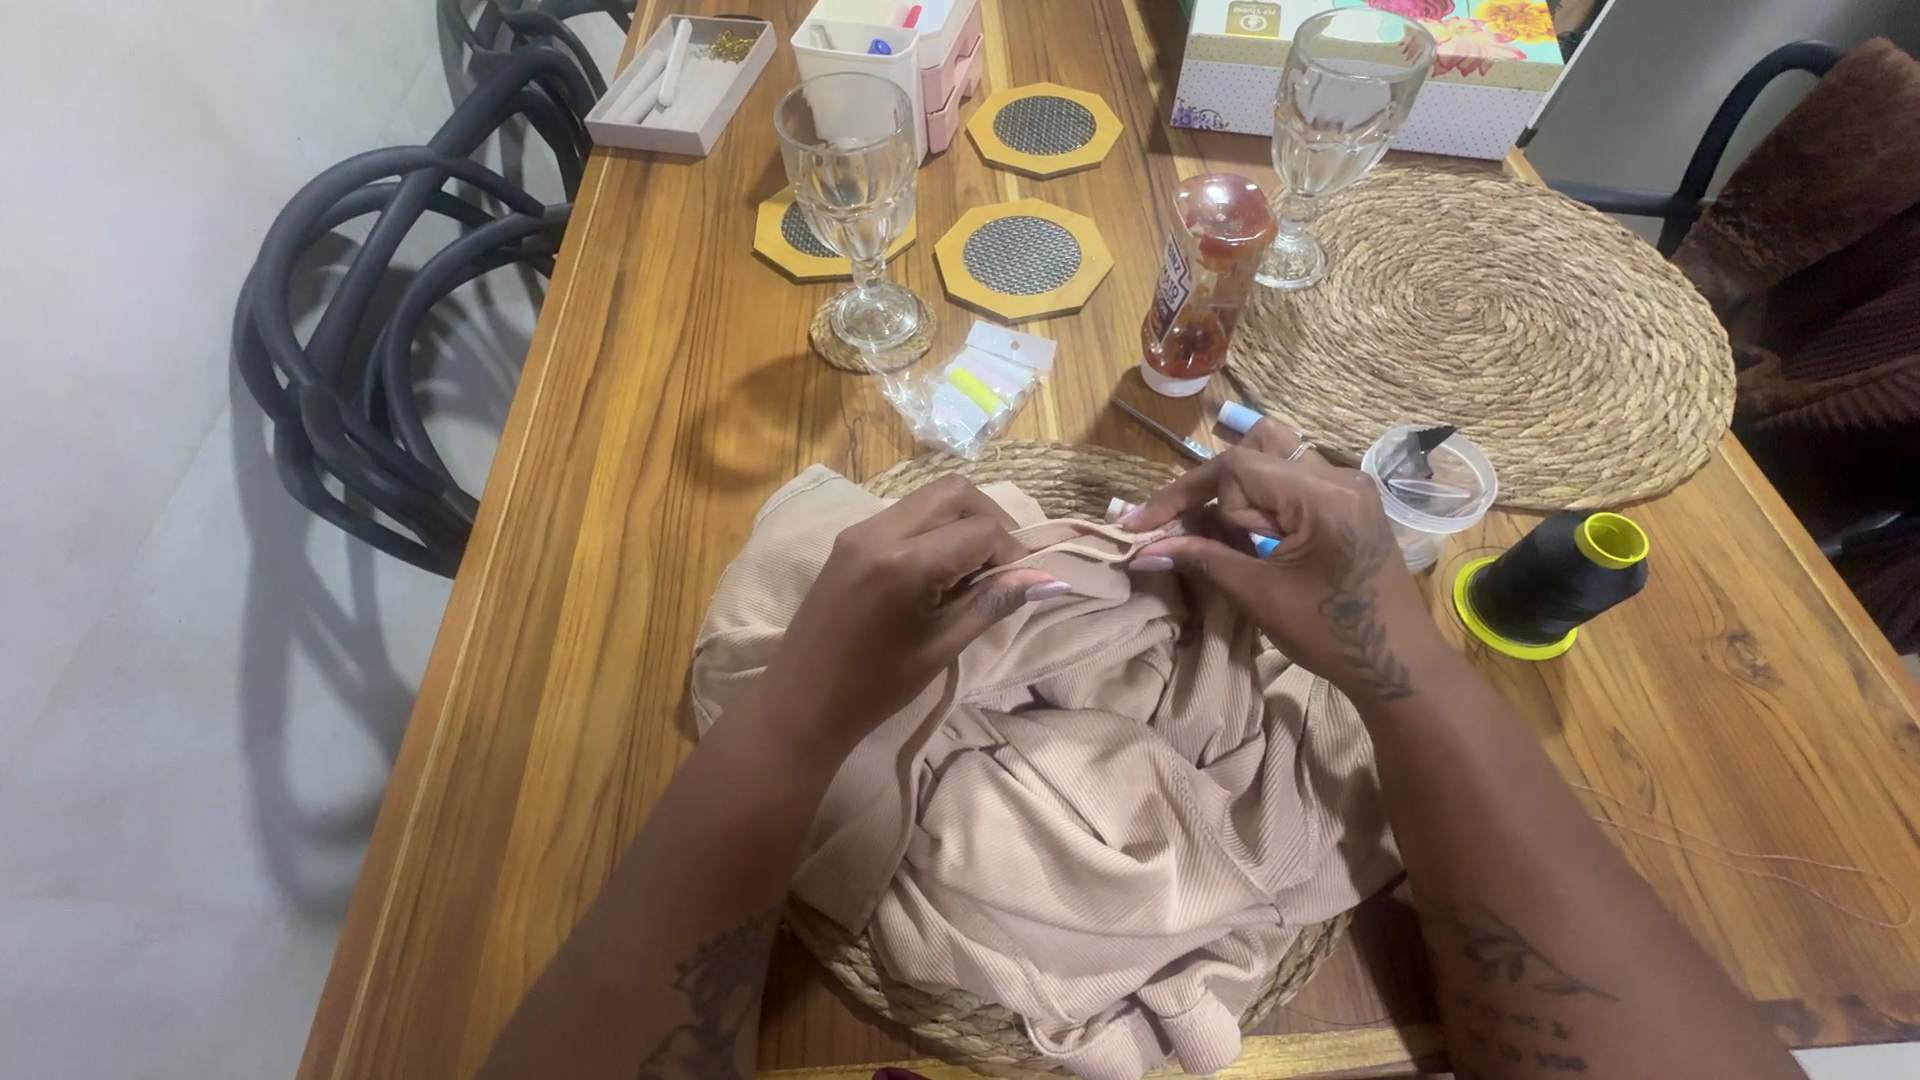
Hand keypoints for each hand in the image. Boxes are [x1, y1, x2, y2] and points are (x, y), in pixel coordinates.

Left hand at [755, 476, 1064, 756]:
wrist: (800, 703)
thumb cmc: (875, 688)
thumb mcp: (942, 648)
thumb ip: (993, 603)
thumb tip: (1049, 579)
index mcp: (903, 564)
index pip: (980, 530)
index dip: (1012, 552)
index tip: (1018, 584)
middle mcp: (879, 531)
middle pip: (955, 491)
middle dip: (990, 520)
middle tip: (1002, 564)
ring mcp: (859, 530)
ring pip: (929, 496)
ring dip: (962, 520)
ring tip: (972, 569)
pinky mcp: (849, 538)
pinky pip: (905, 513)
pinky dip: (934, 527)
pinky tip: (939, 568)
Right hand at [1122, 420, 1456, 707]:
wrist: (1399, 665)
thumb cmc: (1332, 635)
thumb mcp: (1259, 595)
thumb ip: (1202, 559)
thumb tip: (1144, 550)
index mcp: (1325, 497)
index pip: (1236, 467)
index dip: (1184, 492)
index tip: (1145, 524)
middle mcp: (1341, 477)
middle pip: (1253, 455)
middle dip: (1209, 492)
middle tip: (1182, 529)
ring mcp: (1348, 487)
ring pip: (1270, 464)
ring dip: (1233, 497)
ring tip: (1215, 538)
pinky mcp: (1347, 502)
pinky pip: (1289, 483)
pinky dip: (1257, 505)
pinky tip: (1245, 538)